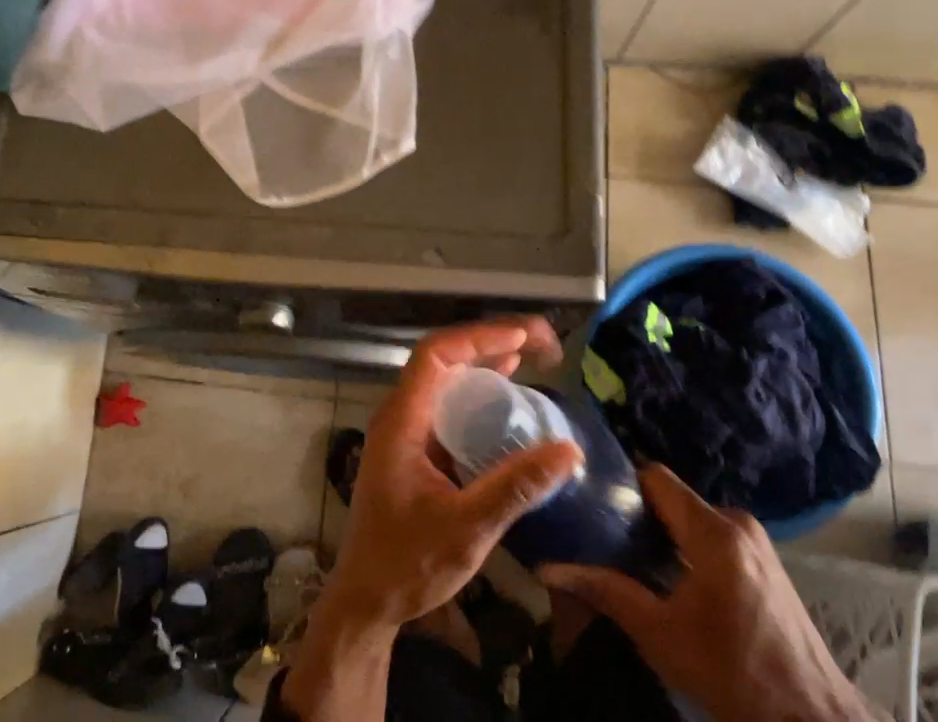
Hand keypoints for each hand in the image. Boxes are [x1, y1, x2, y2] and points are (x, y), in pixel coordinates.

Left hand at [322, 316, 585, 629]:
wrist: (368, 600)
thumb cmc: (407, 564)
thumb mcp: (466, 528)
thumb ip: (514, 489)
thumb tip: (568, 451)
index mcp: (400, 423)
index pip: (436, 356)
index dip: (479, 337)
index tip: (524, 339)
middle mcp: (399, 418)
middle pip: (443, 361)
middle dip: (491, 343)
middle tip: (542, 345)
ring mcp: (406, 435)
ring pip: (446, 383)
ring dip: (487, 367)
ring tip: (533, 360)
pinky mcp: (416, 454)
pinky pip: (450, 410)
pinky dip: (481, 398)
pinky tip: (511, 403)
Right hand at [540, 467, 881, 721]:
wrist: (810, 716)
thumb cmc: (732, 671)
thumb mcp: (659, 633)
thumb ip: (605, 591)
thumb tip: (547, 568)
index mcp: (715, 531)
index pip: (656, 478)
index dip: (619, 485)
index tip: (588, 503)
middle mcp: (739, 523)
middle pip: (672, 500)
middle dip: (636, 516)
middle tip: (598, 538)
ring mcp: (757, 542)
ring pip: (691, 520)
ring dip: (660, 536)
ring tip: (624, 558)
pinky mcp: (765, 562)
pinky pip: (712, 537)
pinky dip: (685, 549)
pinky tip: (664, 579)